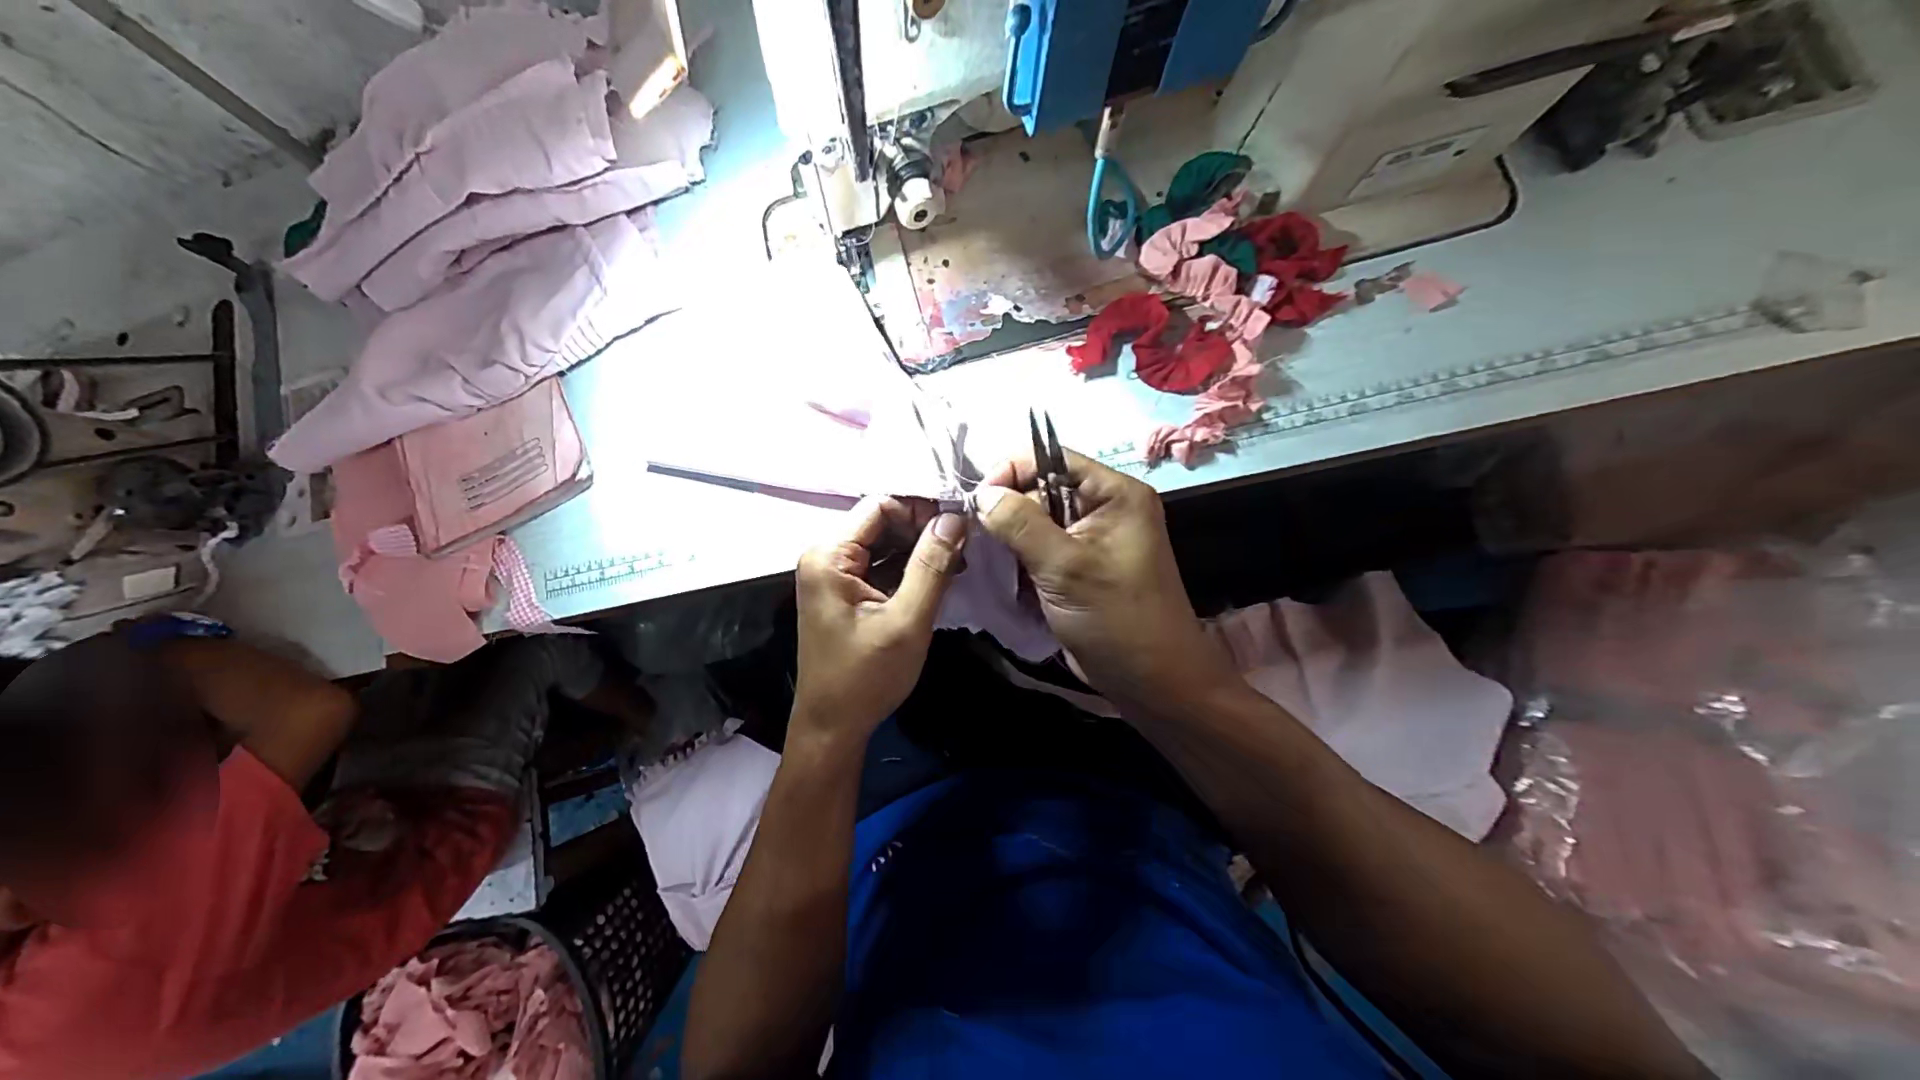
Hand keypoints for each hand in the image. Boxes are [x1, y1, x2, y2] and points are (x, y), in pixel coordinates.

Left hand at [792, 496, 966, 742]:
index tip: (960, 525)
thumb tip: (954, 519)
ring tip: (960, 562)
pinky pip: (880, 566)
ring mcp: (834, 575)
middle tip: (966, 546)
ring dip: (920, 550)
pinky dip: (909, 569)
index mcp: (829, 557)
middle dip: (924, 530)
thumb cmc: (866, 677)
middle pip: (881, 522)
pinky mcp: (845, 593)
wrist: (833, 726)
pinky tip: (941, 577)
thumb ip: (931, 567)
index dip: (921, 510)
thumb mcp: (907, 621)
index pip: (880, 506)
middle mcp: (825, 557)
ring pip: (884, 544)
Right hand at [975, 451, 1235, 713]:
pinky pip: (1040, 552)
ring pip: (1036, 524)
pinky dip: (1020, 562)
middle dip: (1008, 510)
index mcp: (1115, 494)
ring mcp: (1091, 542)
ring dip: (1011, 540)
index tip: (978, 500)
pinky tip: (1003, 576)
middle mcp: (1105, 510)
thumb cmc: (1118, 620)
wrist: (1154, 684)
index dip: (1013, 471)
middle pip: (1042, 490)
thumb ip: (1021, 524)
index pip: (1054, 459)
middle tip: (976, 533)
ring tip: (986, 557)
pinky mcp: (1079, 571)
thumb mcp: (1066, 567)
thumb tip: (982, 493)